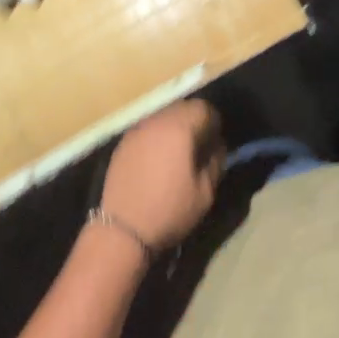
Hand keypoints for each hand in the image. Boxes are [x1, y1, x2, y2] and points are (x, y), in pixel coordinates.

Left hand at [99, 99, 224, 249]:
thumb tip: (216, 147)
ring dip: (174, 128)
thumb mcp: (204, 192)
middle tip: (199, 146)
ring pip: (162, 117)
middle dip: (194, 122)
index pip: (203, 108)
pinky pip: (146, 130)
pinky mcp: (122, 144)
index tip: (215, 141)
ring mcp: (135, 131)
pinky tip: (157, 160)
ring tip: (178, 154)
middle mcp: (155, 122)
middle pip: (181, 108)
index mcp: (178, 129)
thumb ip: (215, 162)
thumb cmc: (169, 210)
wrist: (122, 230)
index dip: (214, 122)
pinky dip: (156, 137)